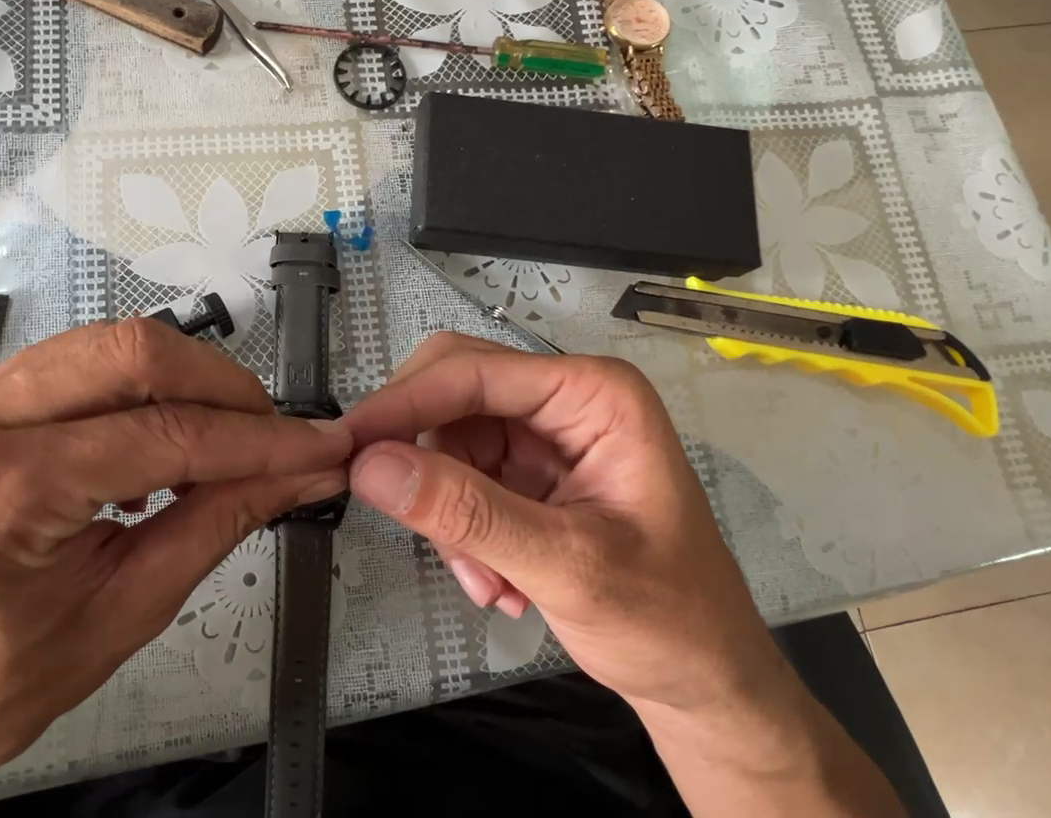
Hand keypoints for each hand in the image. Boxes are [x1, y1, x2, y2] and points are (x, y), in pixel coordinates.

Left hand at [0, 319, 350, 815]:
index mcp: (2, 491)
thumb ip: (224, 519)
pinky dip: (138, 387)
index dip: (257, 438)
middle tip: (274, 433)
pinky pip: (79, 361)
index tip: (316, 444)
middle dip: (222, 386)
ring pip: (108, 343)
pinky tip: (159, 441)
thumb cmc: (6, 674)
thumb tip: (300, 471)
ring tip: (224, 440)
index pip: (163, 433)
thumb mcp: (134, 605)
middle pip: (133, 353)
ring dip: (183, 380)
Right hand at [342, 334, 905, 816]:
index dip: (404, 402)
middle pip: (453, 392)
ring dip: (445, 511)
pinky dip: (458, 531)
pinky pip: (458, 479)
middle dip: (424, 457)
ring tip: (484, 580)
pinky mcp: (525, 473)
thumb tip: (371, 465)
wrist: (702, 678)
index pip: (474, 372)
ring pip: (446, 441)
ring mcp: (542, 436)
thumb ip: (468, 513)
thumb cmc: (666, 619)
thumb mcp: (567, 567)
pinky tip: (495, 581)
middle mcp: (564, 400)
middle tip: (403, 513)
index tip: (348, 445)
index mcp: (594, 394)